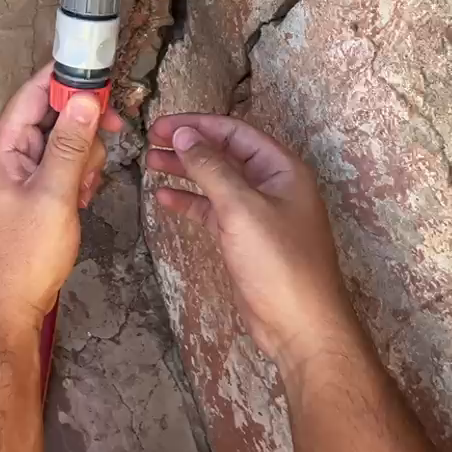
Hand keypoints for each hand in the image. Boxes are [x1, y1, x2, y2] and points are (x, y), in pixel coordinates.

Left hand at [0, 65, 125, 330]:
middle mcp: (9, 151)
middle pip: (54, 113)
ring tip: (83, 189)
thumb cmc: (26, 254)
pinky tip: (81, 198)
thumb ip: (71, 145)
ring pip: (65, 140)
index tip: (102, 71)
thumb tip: (85, 98)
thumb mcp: (54, 195)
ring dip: (84, 157)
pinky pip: (64, 164)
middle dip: (83, 127)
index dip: (66, 77)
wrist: (13, 304)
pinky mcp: (35, 188)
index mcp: (2, 145)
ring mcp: (22, 171)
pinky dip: (79, 175)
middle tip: (111, 136)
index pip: (34, 92)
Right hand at [147, 113, 352, 370]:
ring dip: (185, 170)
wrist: (300, 326)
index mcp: (282, 169)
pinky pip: (213, 209)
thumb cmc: (278, 261)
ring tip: (151, 163)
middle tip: (151, 140)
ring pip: (216, 180)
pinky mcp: (244, 237)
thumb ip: (211, 167)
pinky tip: (165, 198)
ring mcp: (258, 212)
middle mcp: (271, 185)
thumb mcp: (241, 207)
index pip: (235, 132)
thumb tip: (185, 135)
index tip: (162, 126)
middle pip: (224, 153)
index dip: (197, 125)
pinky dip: (190, 201)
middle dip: (189, 145)